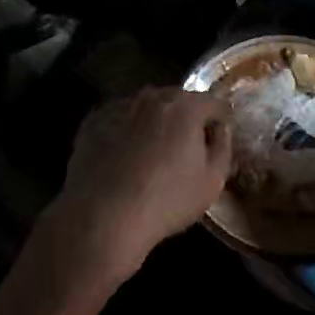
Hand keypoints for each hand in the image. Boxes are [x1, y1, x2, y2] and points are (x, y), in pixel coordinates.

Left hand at [52, 88, 233, 275]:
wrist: (103, 216)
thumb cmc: (166, 201)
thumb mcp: (212, 181)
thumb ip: (222, 147)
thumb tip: (220, 129)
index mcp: (184, 108)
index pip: (213, 102)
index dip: (220, 119)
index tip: (219, 135)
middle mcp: (150, 98)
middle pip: (176, 99)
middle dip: (186, 116)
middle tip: (187, 144)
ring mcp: (116, 108)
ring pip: (144, 107)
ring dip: (154, 121)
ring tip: (153, 150)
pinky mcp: (91, 123)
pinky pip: (118, 119)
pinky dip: (126, 130)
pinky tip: (124, 155)